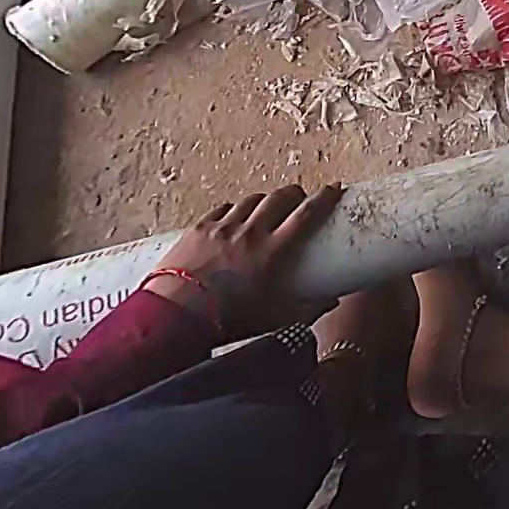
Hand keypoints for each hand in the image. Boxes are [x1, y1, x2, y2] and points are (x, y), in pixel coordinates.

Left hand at [149, 184, 342, 337]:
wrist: (175, 315)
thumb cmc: (228, 320)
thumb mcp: (275, 318)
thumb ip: (307, 309)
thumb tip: (332, 302)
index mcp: (273, 251)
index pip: (306, 215)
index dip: (324, 198)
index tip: (334, 188)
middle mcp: (251, 232)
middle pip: (279, 198)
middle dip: (294, 193)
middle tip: (300, 198)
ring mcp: (223, 227)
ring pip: (251, 200)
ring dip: (265, 200)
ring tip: (268, 207)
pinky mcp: (200, 228)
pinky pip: (223, 209)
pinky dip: (236, 209)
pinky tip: (236, 216)